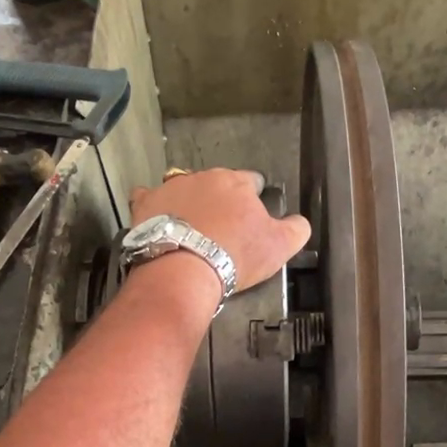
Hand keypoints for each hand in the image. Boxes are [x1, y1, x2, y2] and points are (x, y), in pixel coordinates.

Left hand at [129, 169, 309, 292]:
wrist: (184, 270)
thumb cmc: (235, 255)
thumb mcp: (279, 246)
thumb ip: (296, 229)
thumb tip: (300, 222)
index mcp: (237, 182)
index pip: (251, 181)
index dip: (253, 198)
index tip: (251, 217)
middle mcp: (203, 176)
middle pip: (216, 183)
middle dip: (220, 200)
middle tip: (222, 228)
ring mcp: (171, 187)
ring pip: (183, 188)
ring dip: (189, 201)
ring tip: (191, 227)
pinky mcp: (145, 204)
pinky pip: (148, 197)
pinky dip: (154, 204)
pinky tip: (158, 218)